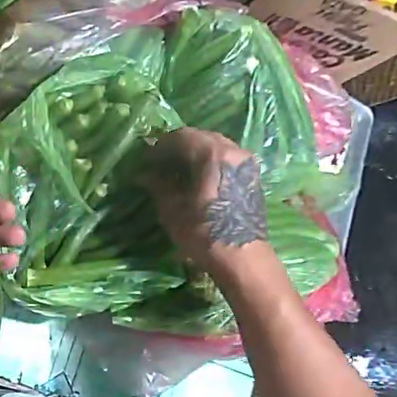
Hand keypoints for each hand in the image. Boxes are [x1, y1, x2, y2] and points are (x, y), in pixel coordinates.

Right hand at [142, 128, 274, 278]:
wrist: (244, 259)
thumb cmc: (206, 234)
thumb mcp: (173, 211)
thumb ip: (158, 186)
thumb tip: (144, 175)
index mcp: (214, 153)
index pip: (181, 136)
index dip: (160, 147)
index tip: (147, 161)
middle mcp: (234, 150)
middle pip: (200, 139)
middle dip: (178, 150)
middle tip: (160, 166)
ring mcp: (247, 164)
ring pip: (215, 149)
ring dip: (195, 157)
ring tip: (177, 176)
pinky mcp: (252, 178)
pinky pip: (226, 162)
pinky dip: (209, 166)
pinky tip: (197, 183)